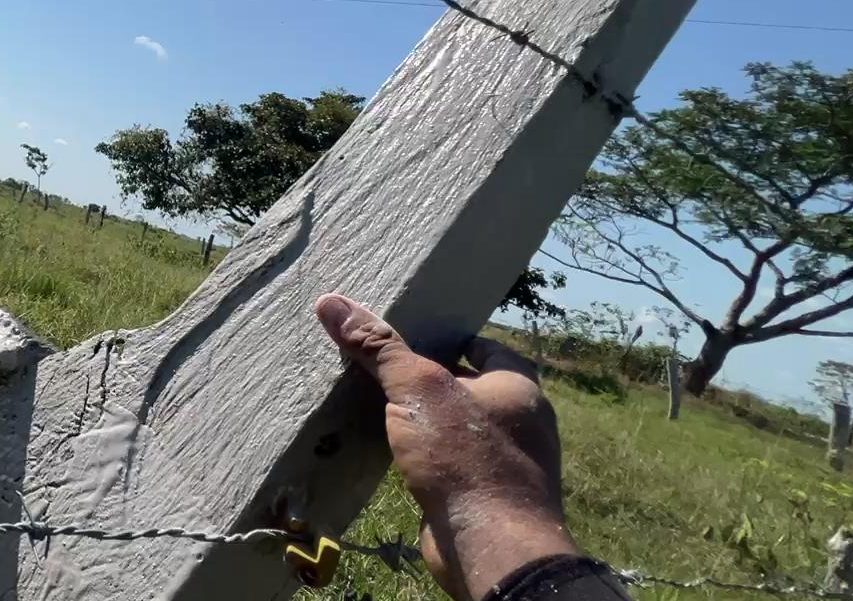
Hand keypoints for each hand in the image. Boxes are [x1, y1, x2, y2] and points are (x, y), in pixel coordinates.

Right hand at [315, 295, 576, 600]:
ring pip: (454, 421)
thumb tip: (331, 302)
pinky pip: (447, 456)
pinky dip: (420, 447)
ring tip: (375, 398)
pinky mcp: (482, 493)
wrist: (492, 551)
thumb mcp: (415, 387)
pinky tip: (386, 442)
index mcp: (519, 392)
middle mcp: (520, 424)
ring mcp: (504, 462)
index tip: (409, 330)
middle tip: (379, 359)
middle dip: (425, 374)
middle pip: (467, 383)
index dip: (449, 335)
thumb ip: (377, 345)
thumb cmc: (465, 457)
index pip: (487, 347)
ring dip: (420, 414)